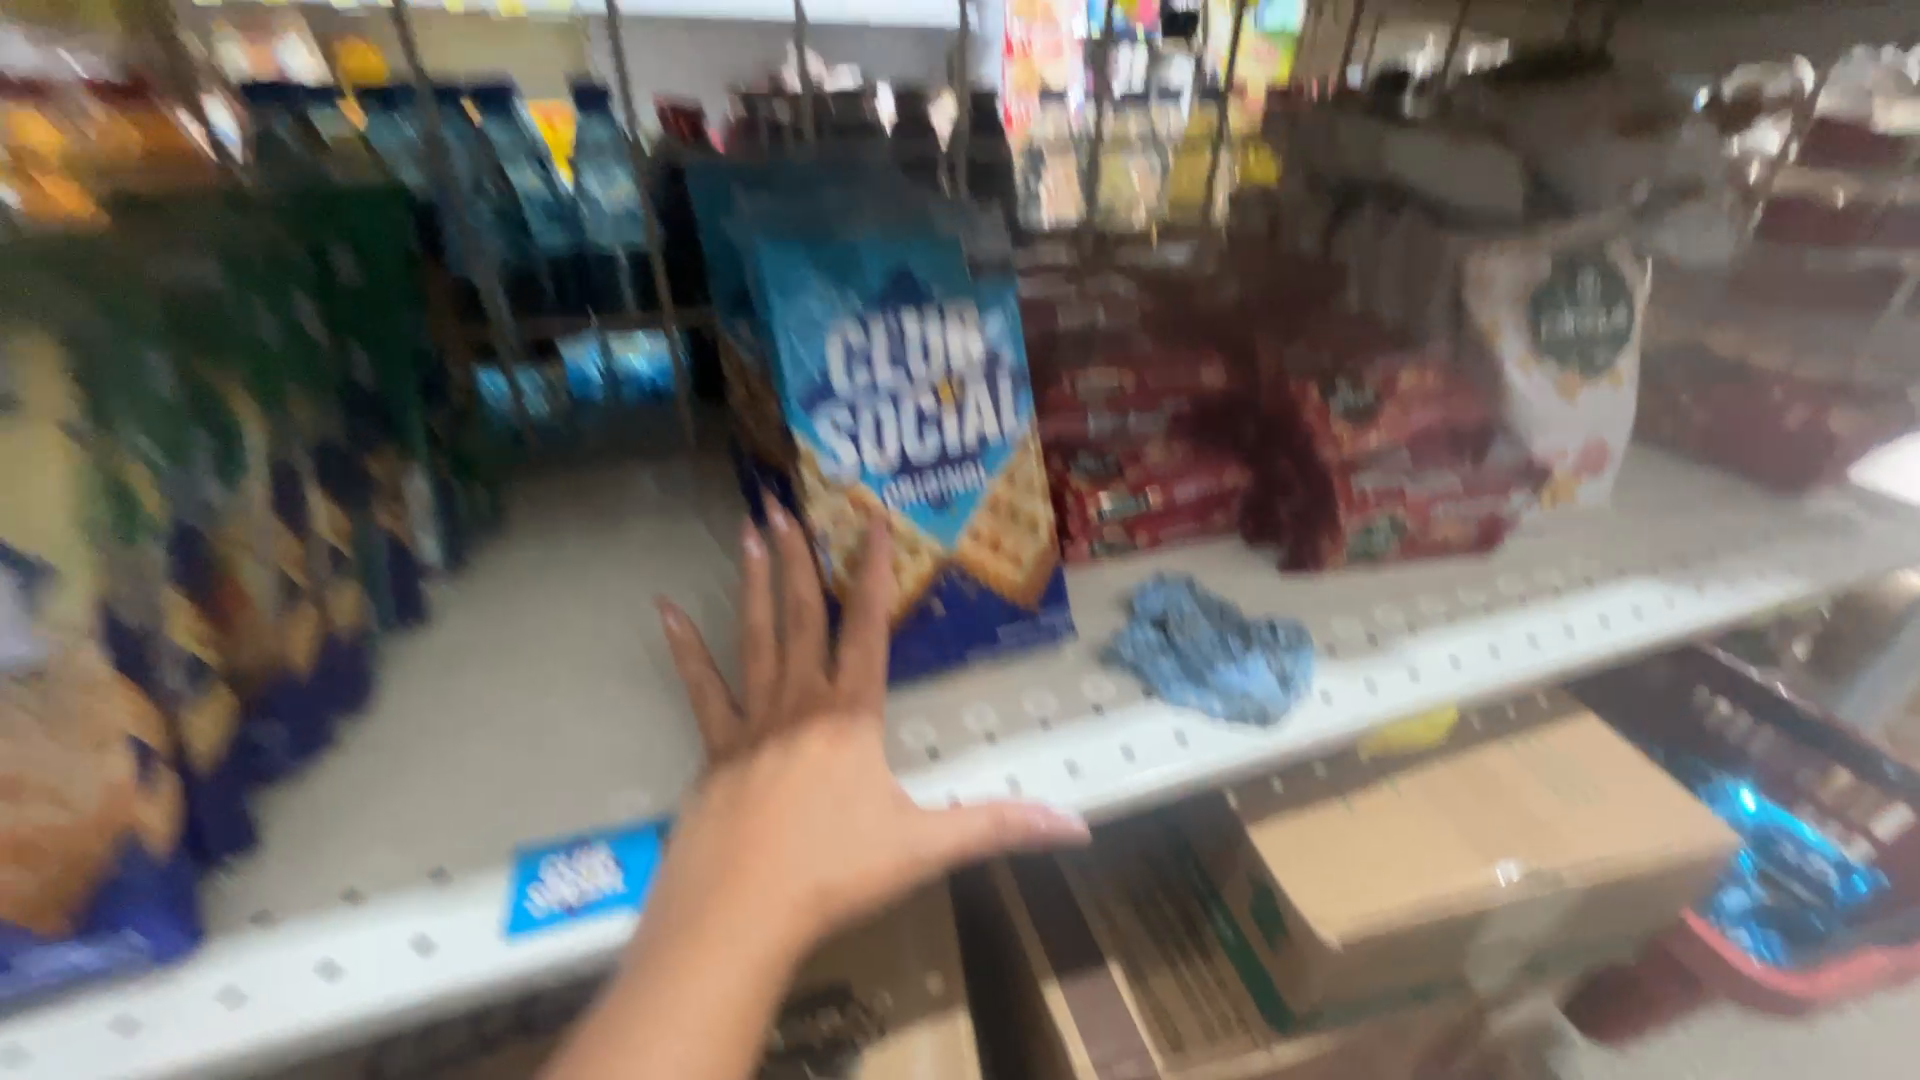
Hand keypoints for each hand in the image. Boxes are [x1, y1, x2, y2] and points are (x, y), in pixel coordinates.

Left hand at [649, 502, 1089, 962]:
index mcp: (852, 716)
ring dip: (754, 583)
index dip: (875, 572)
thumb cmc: (836, 874)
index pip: (870, 628)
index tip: (870, 519)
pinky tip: (665, 609)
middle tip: (780, 505)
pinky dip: (685, 648)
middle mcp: (802, 703)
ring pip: (756, 637)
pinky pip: (701, 687)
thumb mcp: (927, 847)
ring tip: (745, 531)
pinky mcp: (715, 748)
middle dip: (799, 559)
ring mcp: (752, 722)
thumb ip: (1001, 827)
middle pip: (805, 617)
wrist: (740, 916)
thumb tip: (1079, 825)